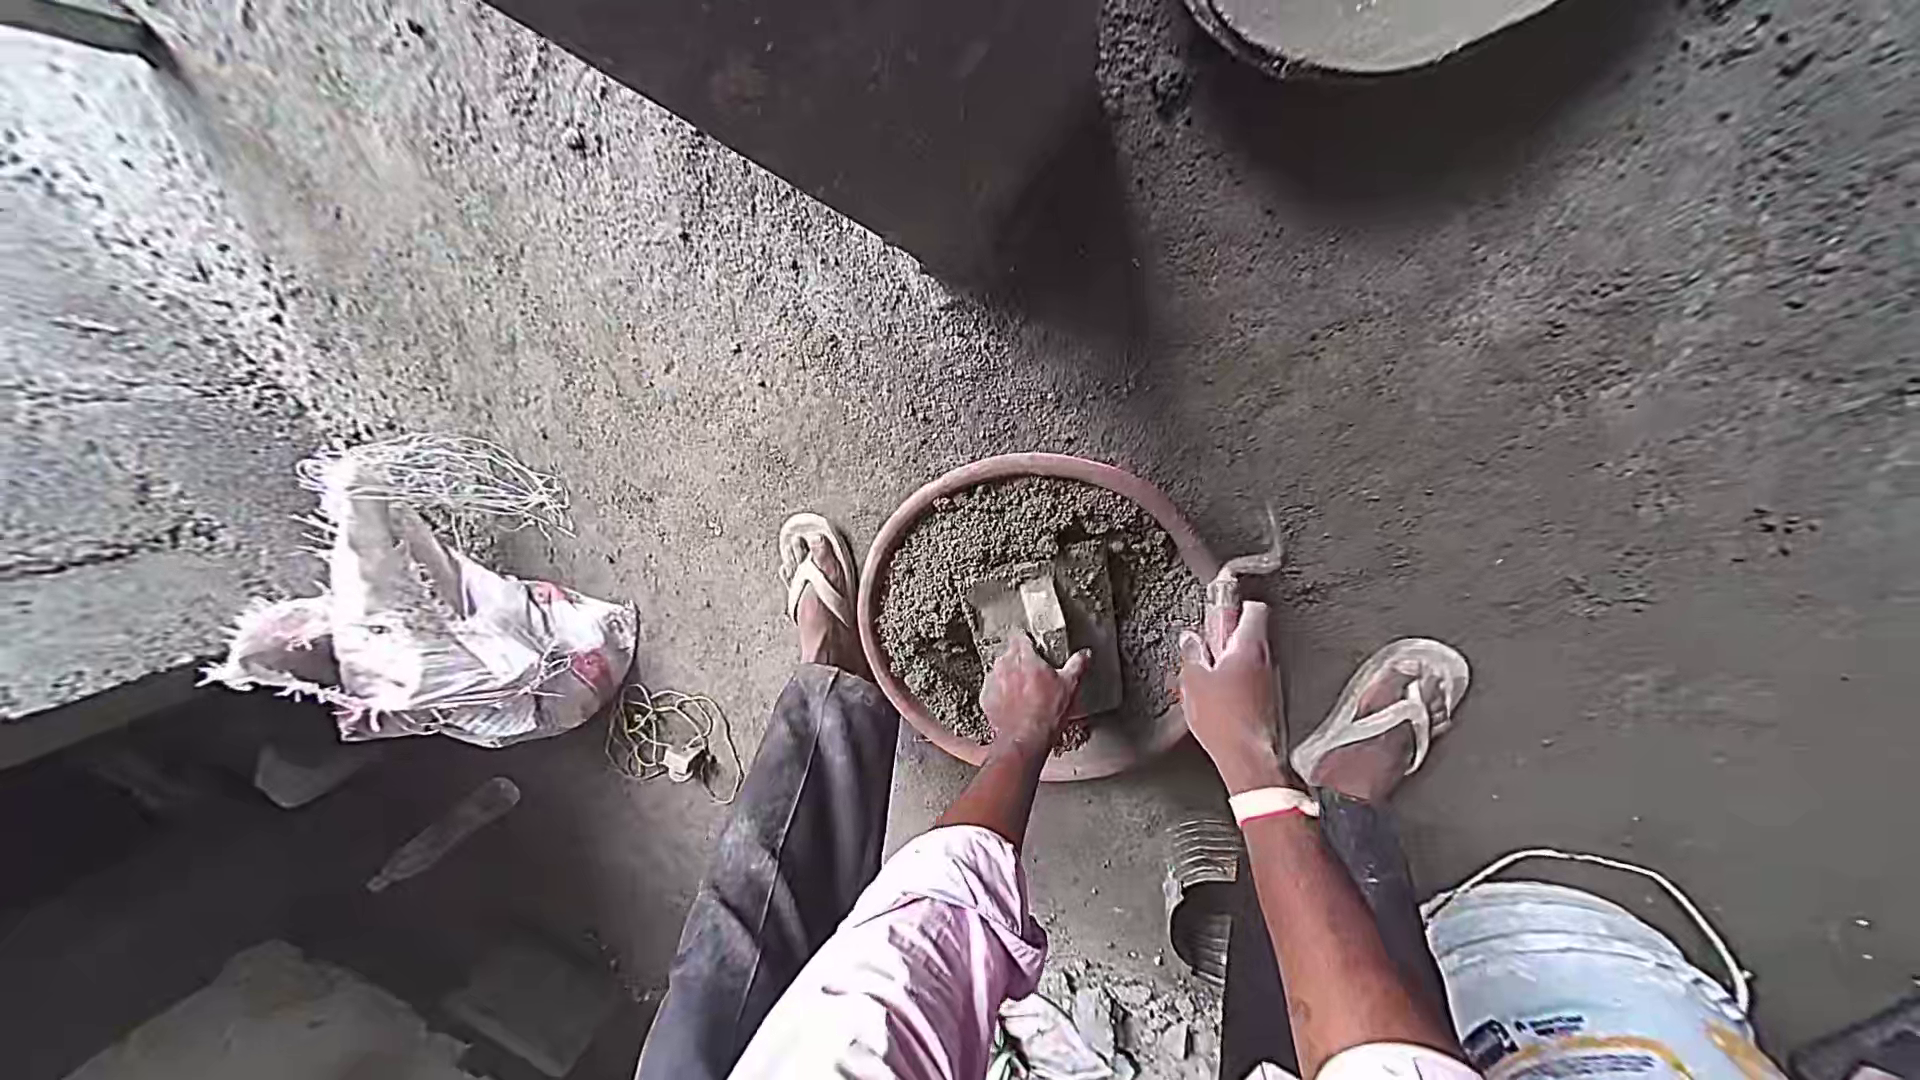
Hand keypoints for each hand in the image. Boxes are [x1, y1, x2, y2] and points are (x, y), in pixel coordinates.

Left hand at [979, 633, 1090, 753]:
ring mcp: (992, 681)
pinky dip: (1000, 694)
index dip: (1027, 642)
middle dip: (1019, 661)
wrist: (1025, 740)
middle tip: (1033, 675)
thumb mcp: (1070, 686)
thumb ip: (1077, 665)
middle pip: (1009, 654)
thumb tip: (1085, 655)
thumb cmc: (1046, 713)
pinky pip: (992, 689)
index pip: (1020, 637)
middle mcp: (1004, 665)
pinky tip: (1013, 704)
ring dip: (1008, 677)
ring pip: (999, 671)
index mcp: (1025, 657)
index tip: (1034, 648)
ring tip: (1024, 692)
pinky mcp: (986, 698)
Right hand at [1178, 600, 1290, 793]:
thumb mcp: (1194, 681)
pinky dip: (1242, 682)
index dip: (1234, 606)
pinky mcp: (1274, 701)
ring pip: (1255, 658)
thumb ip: (1192, 654)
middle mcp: (1269, 660)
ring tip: (1213, 678)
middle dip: (1229, 637)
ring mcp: (1275, 682)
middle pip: (1252, 633)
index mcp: (1249, 647)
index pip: (1252, 609)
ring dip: (1235, 661)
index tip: (1218, 609)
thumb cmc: (1225, 721)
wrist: (1251, 761)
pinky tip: (1224, 698)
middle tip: (1208, 648)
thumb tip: (1190, 640)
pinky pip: (1257, 680)